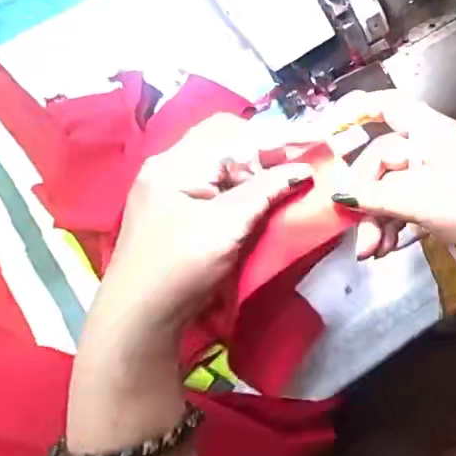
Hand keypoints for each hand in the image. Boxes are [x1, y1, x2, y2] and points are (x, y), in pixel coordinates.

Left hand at [88, 114, 312, 341]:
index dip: (279, 137)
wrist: (138, 321)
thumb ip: (266, 191)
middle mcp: (171, 168)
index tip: (316, 140)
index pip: (235, 135)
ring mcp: (173, 191)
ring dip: (260, 169)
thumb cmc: (180, 268)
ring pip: (225, 165)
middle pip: (228, 143)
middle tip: (306, 158)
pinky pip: (219, 186)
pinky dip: (246, 187)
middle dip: (269, 149)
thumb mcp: (227, 225)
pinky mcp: (180, 212)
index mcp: (175, 164)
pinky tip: (268, 194)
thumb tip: (302, 170)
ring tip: (293, 175)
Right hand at [327, 92, 455, 266]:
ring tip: (372, 252)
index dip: (357, 110)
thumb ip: (375, 195)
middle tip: (359, 233)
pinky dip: (393, 223)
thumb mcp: (418, 201)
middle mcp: (431, 145)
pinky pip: (404, 202)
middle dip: (366, 199)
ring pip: (390, 186)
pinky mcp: (439, 196)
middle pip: (382, 159)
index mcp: (432, 131)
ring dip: (377, 218)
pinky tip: (386, 249)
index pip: (389, 105)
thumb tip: (340, 196)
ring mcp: (435, 171)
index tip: (329, 128)